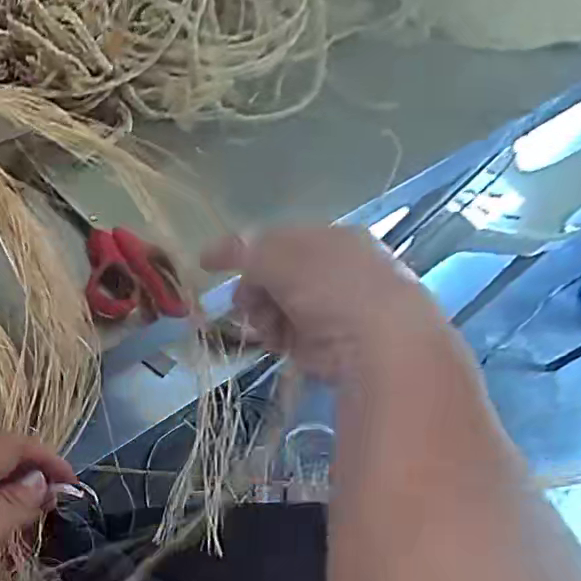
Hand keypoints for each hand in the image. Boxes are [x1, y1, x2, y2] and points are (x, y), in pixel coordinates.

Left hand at [0, 437, 75, 580]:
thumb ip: (9, 505)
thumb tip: (42, 480)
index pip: (6, 446)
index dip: (44, 457)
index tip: (73, 483)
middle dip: (33, 470)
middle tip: (63, 498)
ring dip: (19, 487)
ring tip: (47, 508)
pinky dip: (1, 503)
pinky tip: (16, 520)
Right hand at [201, 227, 459, 383]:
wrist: (373, 342)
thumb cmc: (332, 290)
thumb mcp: (281, 259)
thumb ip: (242, 252)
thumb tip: (207, 251)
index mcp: (328, 238)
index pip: (273, 240)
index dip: (240, 252)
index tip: (209, 266)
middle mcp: (327, 268)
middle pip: (266, 275)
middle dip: (250, 290)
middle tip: (246, 303)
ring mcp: (322, 304)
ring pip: (267, 305)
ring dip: (258, 316)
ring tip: (269, 327)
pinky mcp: (315, 337)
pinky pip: (278, 331)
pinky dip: (272, 336)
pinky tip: (278, 342)